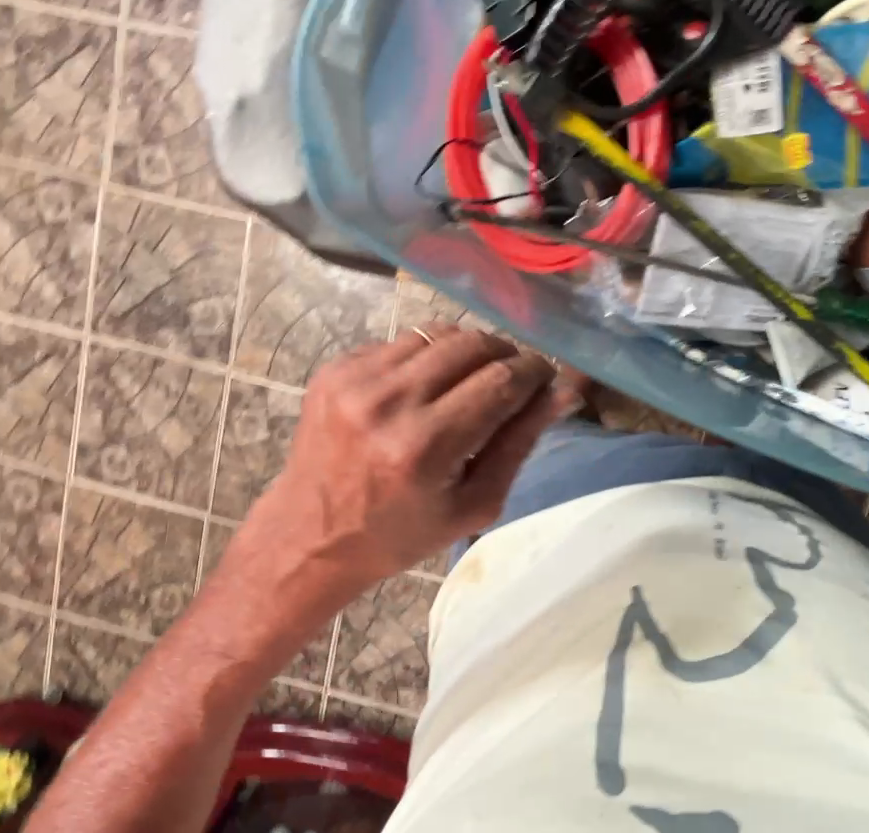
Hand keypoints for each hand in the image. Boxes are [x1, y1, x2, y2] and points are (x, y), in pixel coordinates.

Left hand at [253, 325, 573, 587]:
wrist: (308, 537)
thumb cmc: (399, 534)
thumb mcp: (473, 506)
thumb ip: (519, 444)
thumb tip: (560, 392)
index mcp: (426, 446)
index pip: (501, 380)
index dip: (535, 371)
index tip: (545, 378)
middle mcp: (389, 402)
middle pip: (472, 343)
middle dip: (505, 354)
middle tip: (512, 378)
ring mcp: (355, 379)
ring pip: (437, 332)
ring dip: (465, 351)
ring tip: (466, 382)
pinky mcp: (335, 368)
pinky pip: (400, 341)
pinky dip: (424, 358)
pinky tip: (421, 390)